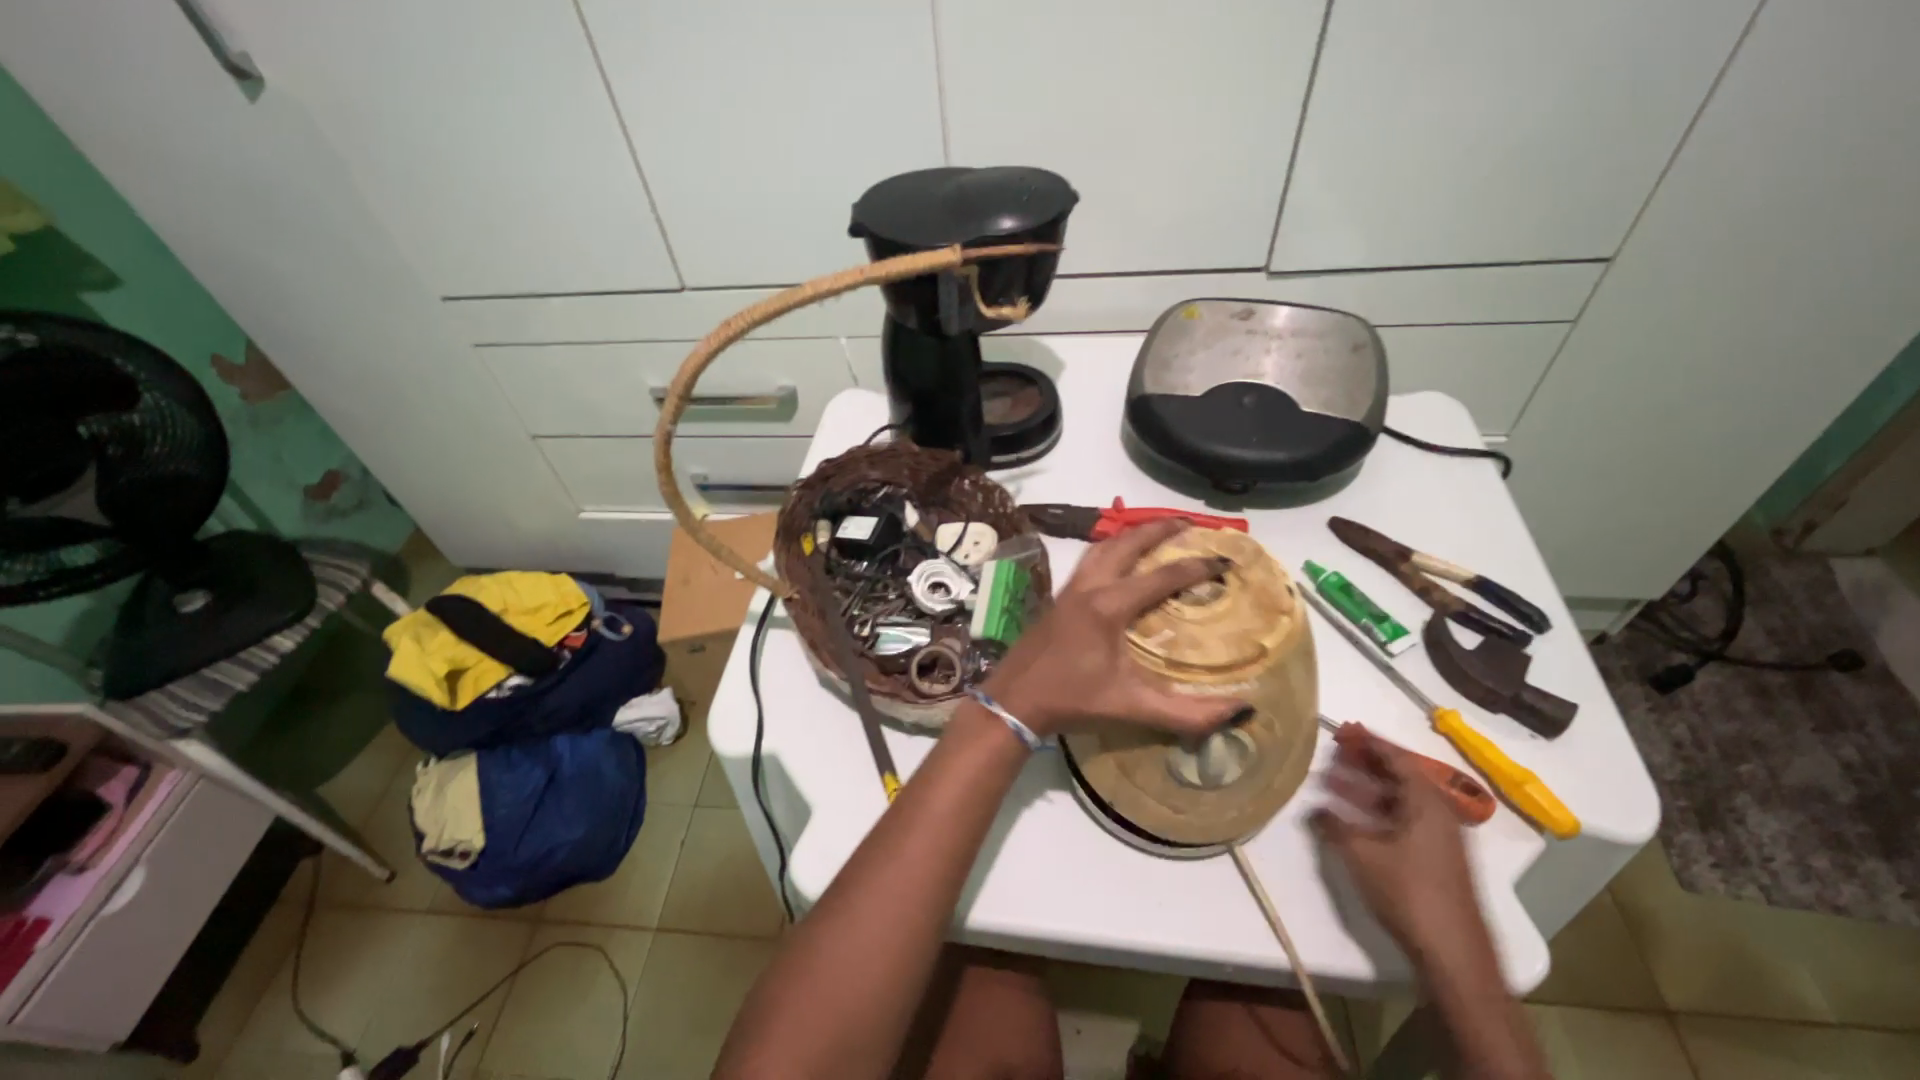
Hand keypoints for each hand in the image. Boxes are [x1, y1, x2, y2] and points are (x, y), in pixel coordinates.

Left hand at [978, 519, 1247, 739]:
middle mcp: (1088, 588)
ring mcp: (1068, 590)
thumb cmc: (1072, 700)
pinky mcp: (1056, 599)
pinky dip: (1110, 550)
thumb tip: (1239, 710)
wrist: (1013, 702)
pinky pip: (1088, 561)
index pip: (1161, 576)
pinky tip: (1118, 562)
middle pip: (1126, 544)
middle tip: (1189, 525)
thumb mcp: (1131, 707)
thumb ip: (1186, 713)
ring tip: (1155, 533)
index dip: (1196, 567)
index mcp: (1108, 606)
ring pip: (1102, 547)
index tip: (1225, 562)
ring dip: (1131, 536)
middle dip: (1159, 529)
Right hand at [1313, 726, 1485, 956]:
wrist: (1453, 949)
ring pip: (1398, 802)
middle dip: (1364, 766)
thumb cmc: (1408, 892)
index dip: (1369, 744)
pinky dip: (1376, 814)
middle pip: (1398, 779)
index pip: (1397, 760)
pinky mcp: (1435, 859)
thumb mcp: (1362, 855)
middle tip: (1333, 756)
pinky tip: (1351, 823)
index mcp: (1426, 803)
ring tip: (1331, 786)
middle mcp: (1437, 813)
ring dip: (1366, 792)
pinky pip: (1402, 822)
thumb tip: (1314, 809)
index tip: (1345, 732)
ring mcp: (1439, 838)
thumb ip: (1334, 826)